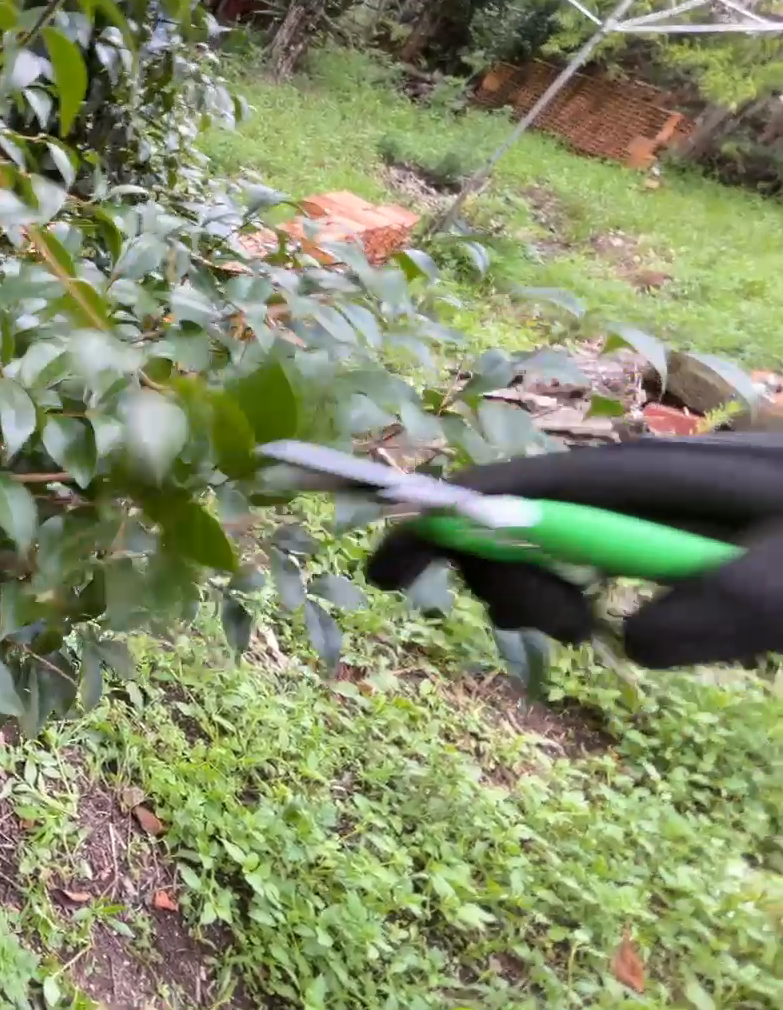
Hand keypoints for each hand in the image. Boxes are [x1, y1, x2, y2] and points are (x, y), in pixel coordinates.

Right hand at [366, 437, 782, 667]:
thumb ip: (727, 608)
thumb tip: (626, 638)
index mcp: (647, 475)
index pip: (503, 488)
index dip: (433, 524)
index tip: (387, 576)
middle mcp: (626, 482)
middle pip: (505, 518)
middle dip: (500, 578)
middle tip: (561, 635)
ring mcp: (643, 506)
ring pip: (536, 543)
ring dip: (538, 595)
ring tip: (590, 634)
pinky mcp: (662, 533)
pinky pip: (582, 561)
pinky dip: (575, 597)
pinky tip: (616, 619)